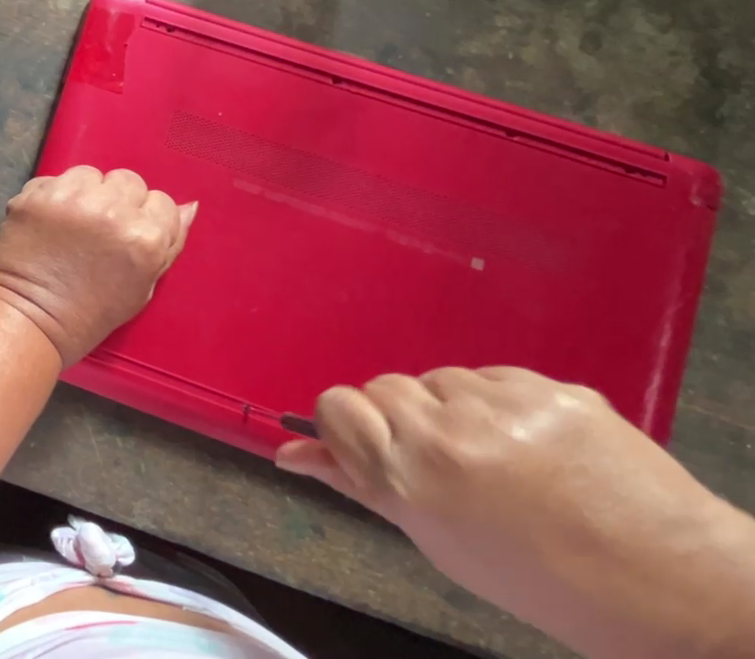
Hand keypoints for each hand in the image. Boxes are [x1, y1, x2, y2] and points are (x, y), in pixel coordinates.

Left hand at [0, 166, 195, 365]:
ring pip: (90, 174)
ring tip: (71, 222)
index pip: (161, 201)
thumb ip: (168, 243)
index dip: (144, 219)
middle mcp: (110, 210)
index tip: (126, 236)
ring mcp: (68, 198)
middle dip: (117, 200)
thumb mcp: (143, 286)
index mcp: (145, 236)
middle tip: (98, 228)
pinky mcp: (34, 195)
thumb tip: (188, 206)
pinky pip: (54, 180)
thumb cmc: (89, 313)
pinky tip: (47, 222)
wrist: (27, 318)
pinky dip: (53, 195)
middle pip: (128, 181)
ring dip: (85, 192)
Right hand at [278, 368, 754, 658]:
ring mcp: (501, 407)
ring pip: (439, 379)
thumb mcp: (434, 538)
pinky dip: (504, 404)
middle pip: (383, 386)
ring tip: (499, 453)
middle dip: (404, 417)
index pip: (335, 403)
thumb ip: (358, 484)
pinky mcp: (549, 389)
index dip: (350, 425)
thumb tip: (289, 453)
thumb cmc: (537, 577)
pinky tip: (537, 443)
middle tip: (446, 459)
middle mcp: (444, 432)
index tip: (377, 450)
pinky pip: (495, 378)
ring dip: (454, 407)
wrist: (675, 586)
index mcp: (407, 475)